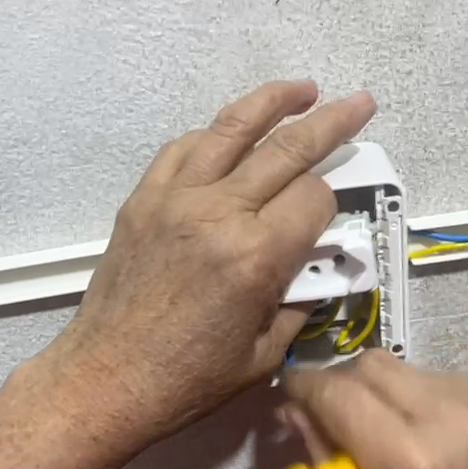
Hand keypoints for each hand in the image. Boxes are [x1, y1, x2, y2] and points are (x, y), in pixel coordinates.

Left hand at [44, 80, 375, 445]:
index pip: (314, 198)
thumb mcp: (264, 354)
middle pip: (286, 149)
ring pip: (232, 129)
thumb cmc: (189, 380)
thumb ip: (300, 300)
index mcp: (256, 256)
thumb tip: (321, 264)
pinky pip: (183, 149)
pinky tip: (231, 134)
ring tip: (303, 88)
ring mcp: (175, 199)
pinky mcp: (142, 200)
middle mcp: (218, 213)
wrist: (107, 379)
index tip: (327, 222)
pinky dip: (213, 134)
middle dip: (331, 123)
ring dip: (273, 101)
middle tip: (360, 103)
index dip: (331, 206)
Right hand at [282, 352, 467, 468]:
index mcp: (409, 464)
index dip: (304, 385)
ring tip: (390, 430)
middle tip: (334, 413)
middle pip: (370, 365)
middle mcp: (450, 422)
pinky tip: (430, 434)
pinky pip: (440, 378)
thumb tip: (292, 410)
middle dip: (341, 383)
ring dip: (382, 390)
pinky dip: (420, 398)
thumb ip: (324, 461)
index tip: (290, 390)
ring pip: (405, 369)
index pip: (338, 394)